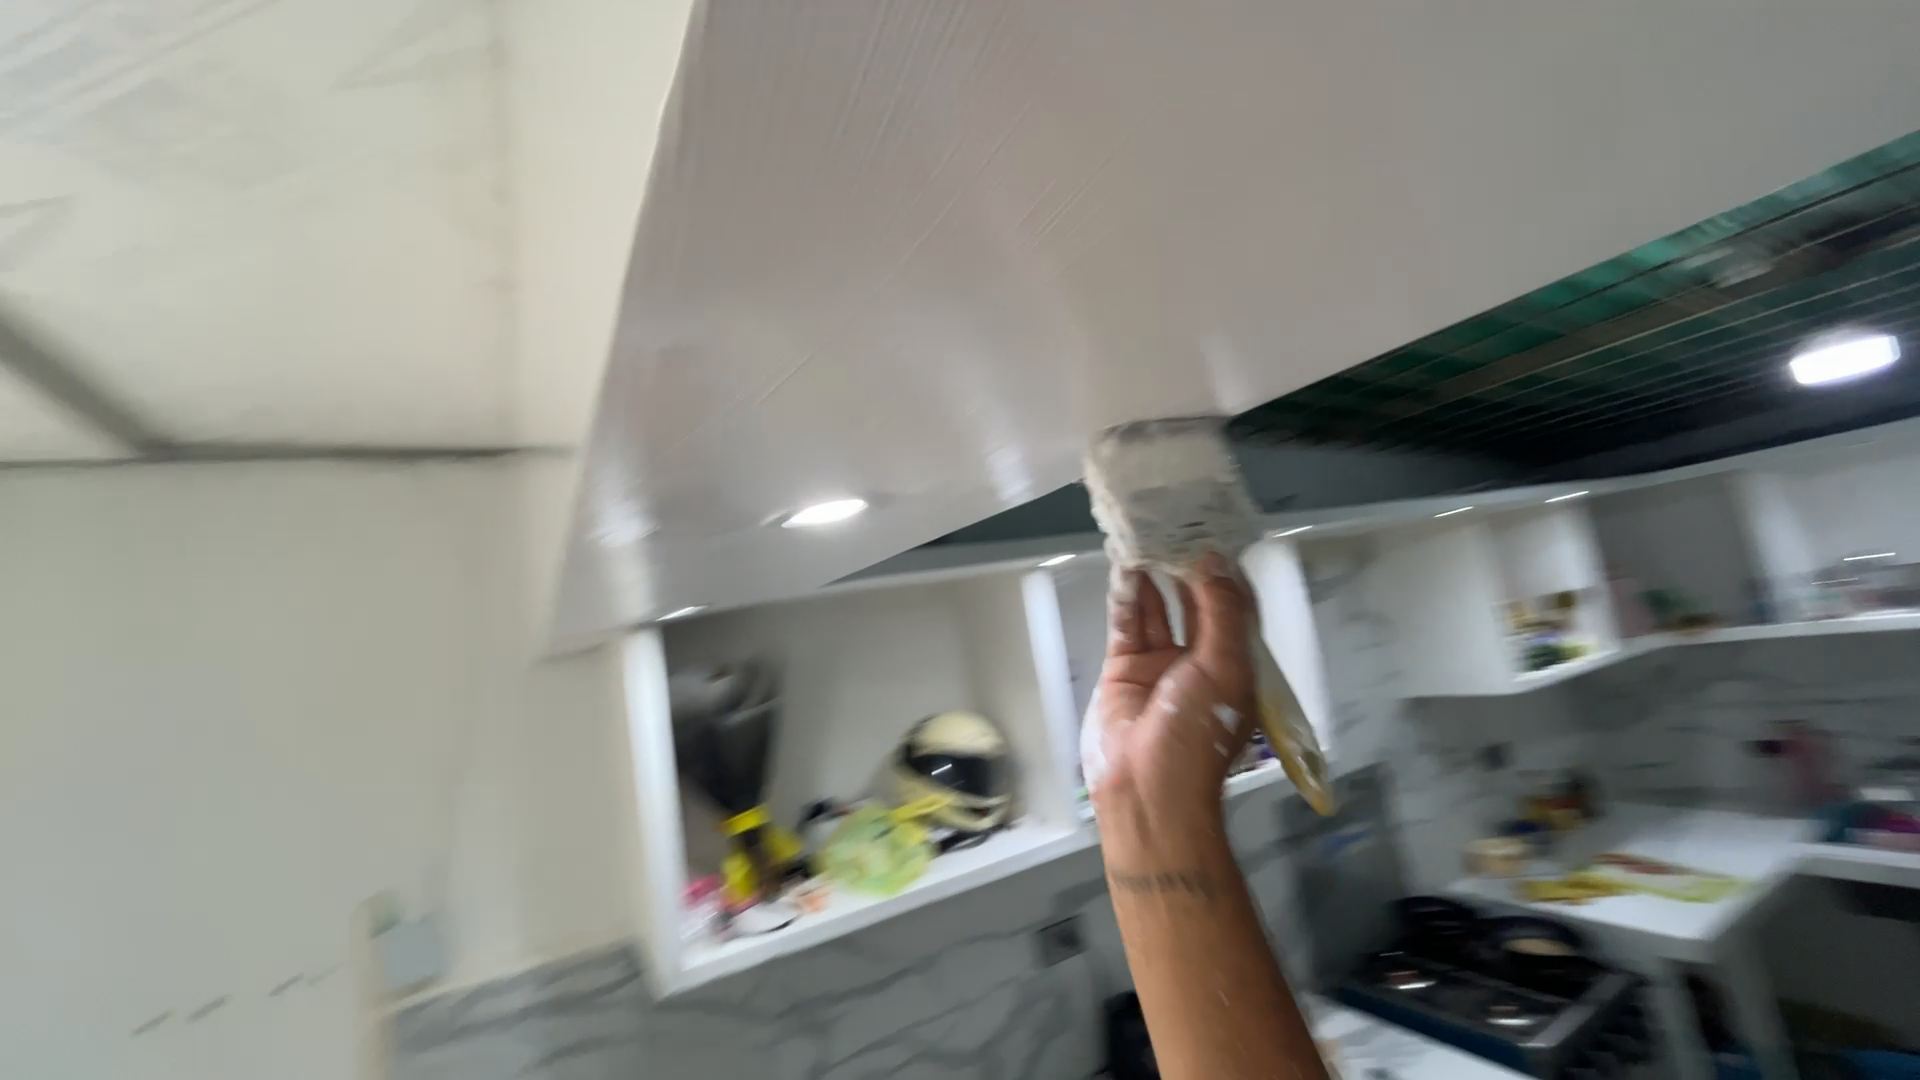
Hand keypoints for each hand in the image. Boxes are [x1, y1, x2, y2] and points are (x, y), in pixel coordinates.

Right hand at [1083, 552, 1257, 838]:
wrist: (1147, 788)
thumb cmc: (1198, 731)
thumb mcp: (1224, 668)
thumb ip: (1221, 610)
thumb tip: (1213, 558)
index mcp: (1234, 660)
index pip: (1233, 604)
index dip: (1224, 569)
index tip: (1212, 530)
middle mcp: (1199, 656)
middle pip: (1193, 600)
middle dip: (1183, 565)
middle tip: (1171, 523)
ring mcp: (1160, 661)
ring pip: (1157, 607)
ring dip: (1151, 574)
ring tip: (1143, 535)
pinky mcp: (1124, 666)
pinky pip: (1127, 623)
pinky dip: (1125, 595)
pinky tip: (1124, 565)